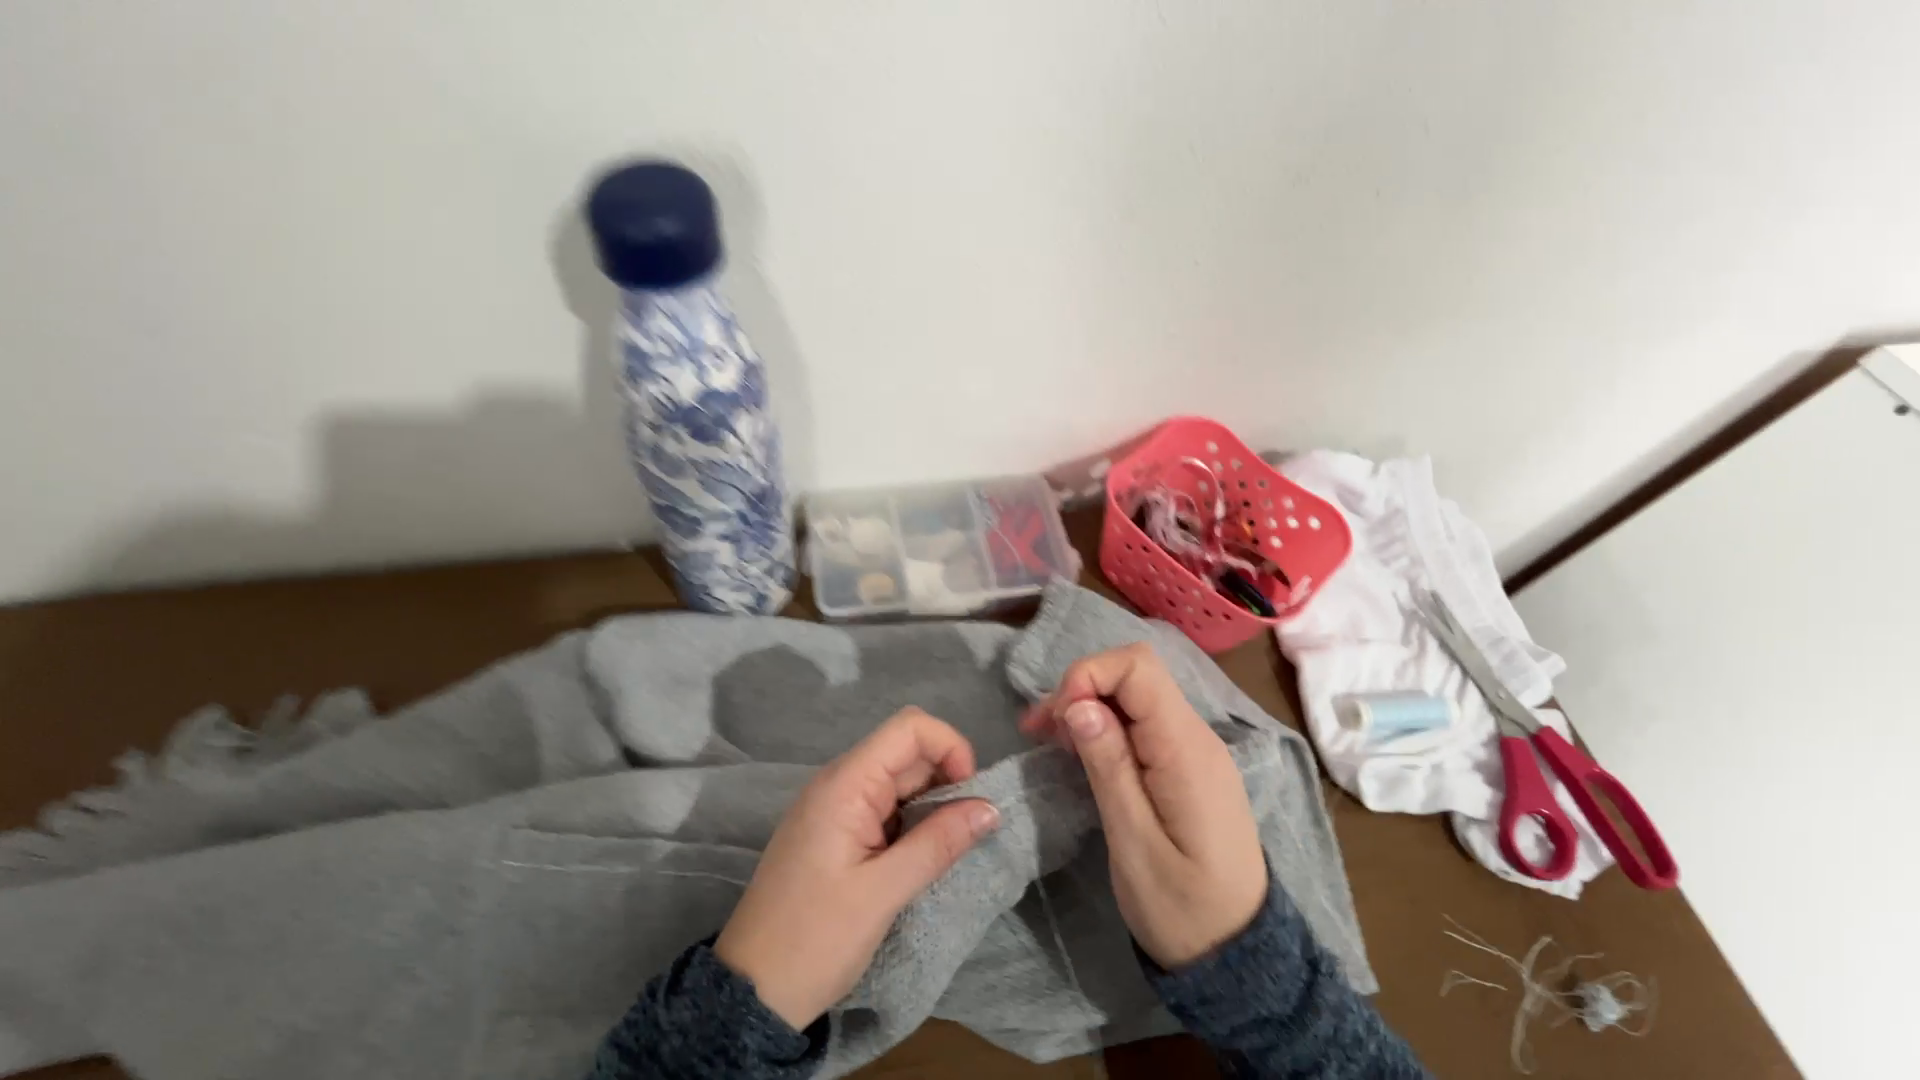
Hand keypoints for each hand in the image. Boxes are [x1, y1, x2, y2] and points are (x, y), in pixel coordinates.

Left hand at [713, 707, 1000, 1029]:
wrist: (752, 992)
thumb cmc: (814, 940)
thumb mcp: (883, 894)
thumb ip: (938, 844)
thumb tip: (991, 807)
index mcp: (845, 784)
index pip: (910, 728)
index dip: (950, 748)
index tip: (970, 797)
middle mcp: (840, 783)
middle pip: (907, 752)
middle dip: (947, 780)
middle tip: (966, 833)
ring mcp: (836, 808)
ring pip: (900, 781)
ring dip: (932, 804)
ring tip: (946, 850)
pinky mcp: (837, 833)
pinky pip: (886, 808)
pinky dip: (913, 823)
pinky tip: (921, 858)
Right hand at [1021, 643, 1268, 969]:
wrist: (1237, 953)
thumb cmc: (1181, 908)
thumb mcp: (1133, 844)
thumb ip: (1109, 767)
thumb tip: (1078, 705)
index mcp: (1187, 750)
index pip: (1138, 668)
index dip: (1088, 675)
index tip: (1055, 722)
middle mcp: (1196, 736)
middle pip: (1136, 674)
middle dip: (1082, 688)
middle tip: (1042, 734)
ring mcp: (1195, 750)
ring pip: (1137, 695)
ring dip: (1090, 707)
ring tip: (1052, 745)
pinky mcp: (1186, 766)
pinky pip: (1144, 723)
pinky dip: (1107, 727)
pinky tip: (1081, 755)